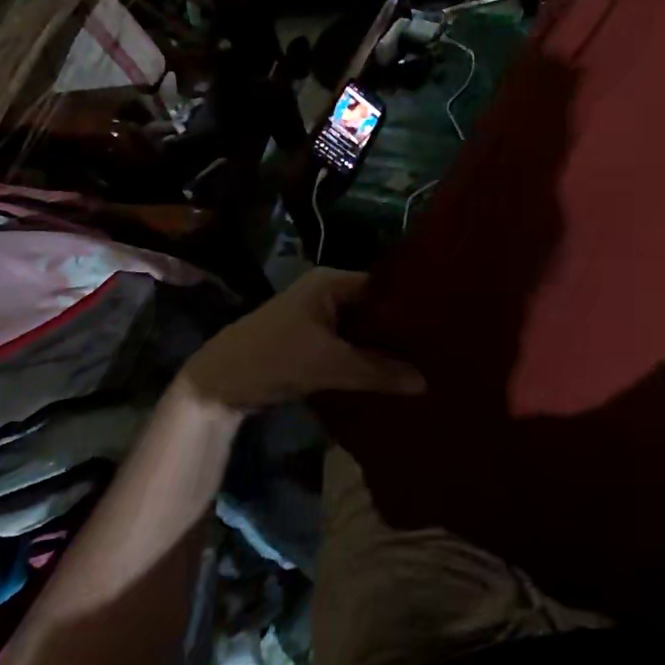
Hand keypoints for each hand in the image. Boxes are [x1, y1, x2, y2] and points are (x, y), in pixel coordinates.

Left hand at [178, 269, 424, 412]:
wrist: (221, 382)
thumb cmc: (275, 358)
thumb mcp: (330, 364)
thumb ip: (378, 370)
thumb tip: (425, 382)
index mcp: (330, 282)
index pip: (383, 286)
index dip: (410, 306)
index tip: (443, 325)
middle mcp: (326, 293)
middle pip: (373, 309)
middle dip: (400, 330)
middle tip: (440, 349)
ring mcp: (317, 318)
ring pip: (361, 330)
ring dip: (383, 347)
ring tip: (425, 363)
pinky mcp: (311, 342)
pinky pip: (348, 346)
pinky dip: (365, 359)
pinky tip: (392, 375)